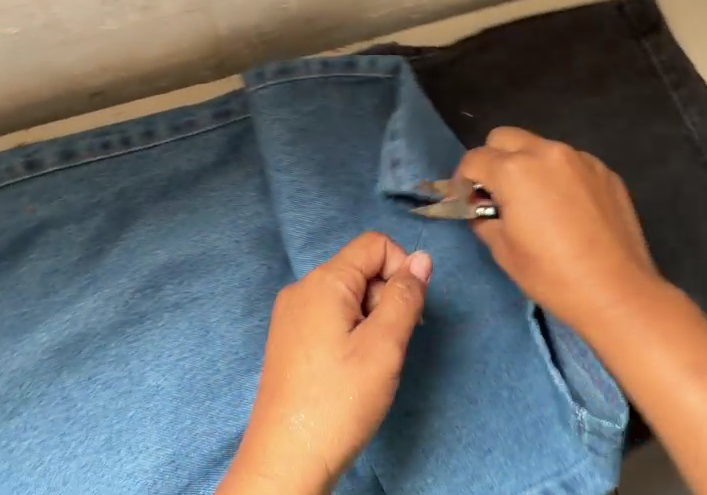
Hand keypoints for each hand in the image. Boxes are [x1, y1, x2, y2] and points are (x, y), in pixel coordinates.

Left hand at [220, 232, 431, 494]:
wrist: (285, 462)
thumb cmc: (338, 402)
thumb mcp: (384, 346)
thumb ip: (406, 297)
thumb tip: (421, 258)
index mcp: (324, 281)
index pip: (375, 244)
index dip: (401, 270)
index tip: (409, 314)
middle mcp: (303, 288)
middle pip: (361, 269)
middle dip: (386, 298)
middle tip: (390, 347)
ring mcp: (291, 315)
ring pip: (348, 295)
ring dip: (371, 320)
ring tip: (370, 366)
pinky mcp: (289, 341)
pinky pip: (330, 317)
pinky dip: (351, 334)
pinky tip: (350, 372)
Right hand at [456, 128, 660, 333]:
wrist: (617, 291)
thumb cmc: (552, 275)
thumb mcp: (503, 251)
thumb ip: (482, 218)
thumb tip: (480, 207)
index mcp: (514, 170)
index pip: (474, 159)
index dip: (462, 180)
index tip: (466, 200)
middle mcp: (545, 153)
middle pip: (504, 138)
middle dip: (493, 160)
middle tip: (497, 194)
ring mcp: (579, 158)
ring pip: (539, 147)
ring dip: (528, 166)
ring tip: (537, 203)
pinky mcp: (604, 170)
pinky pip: (569, 163)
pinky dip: (559, 176)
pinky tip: (569, 210)